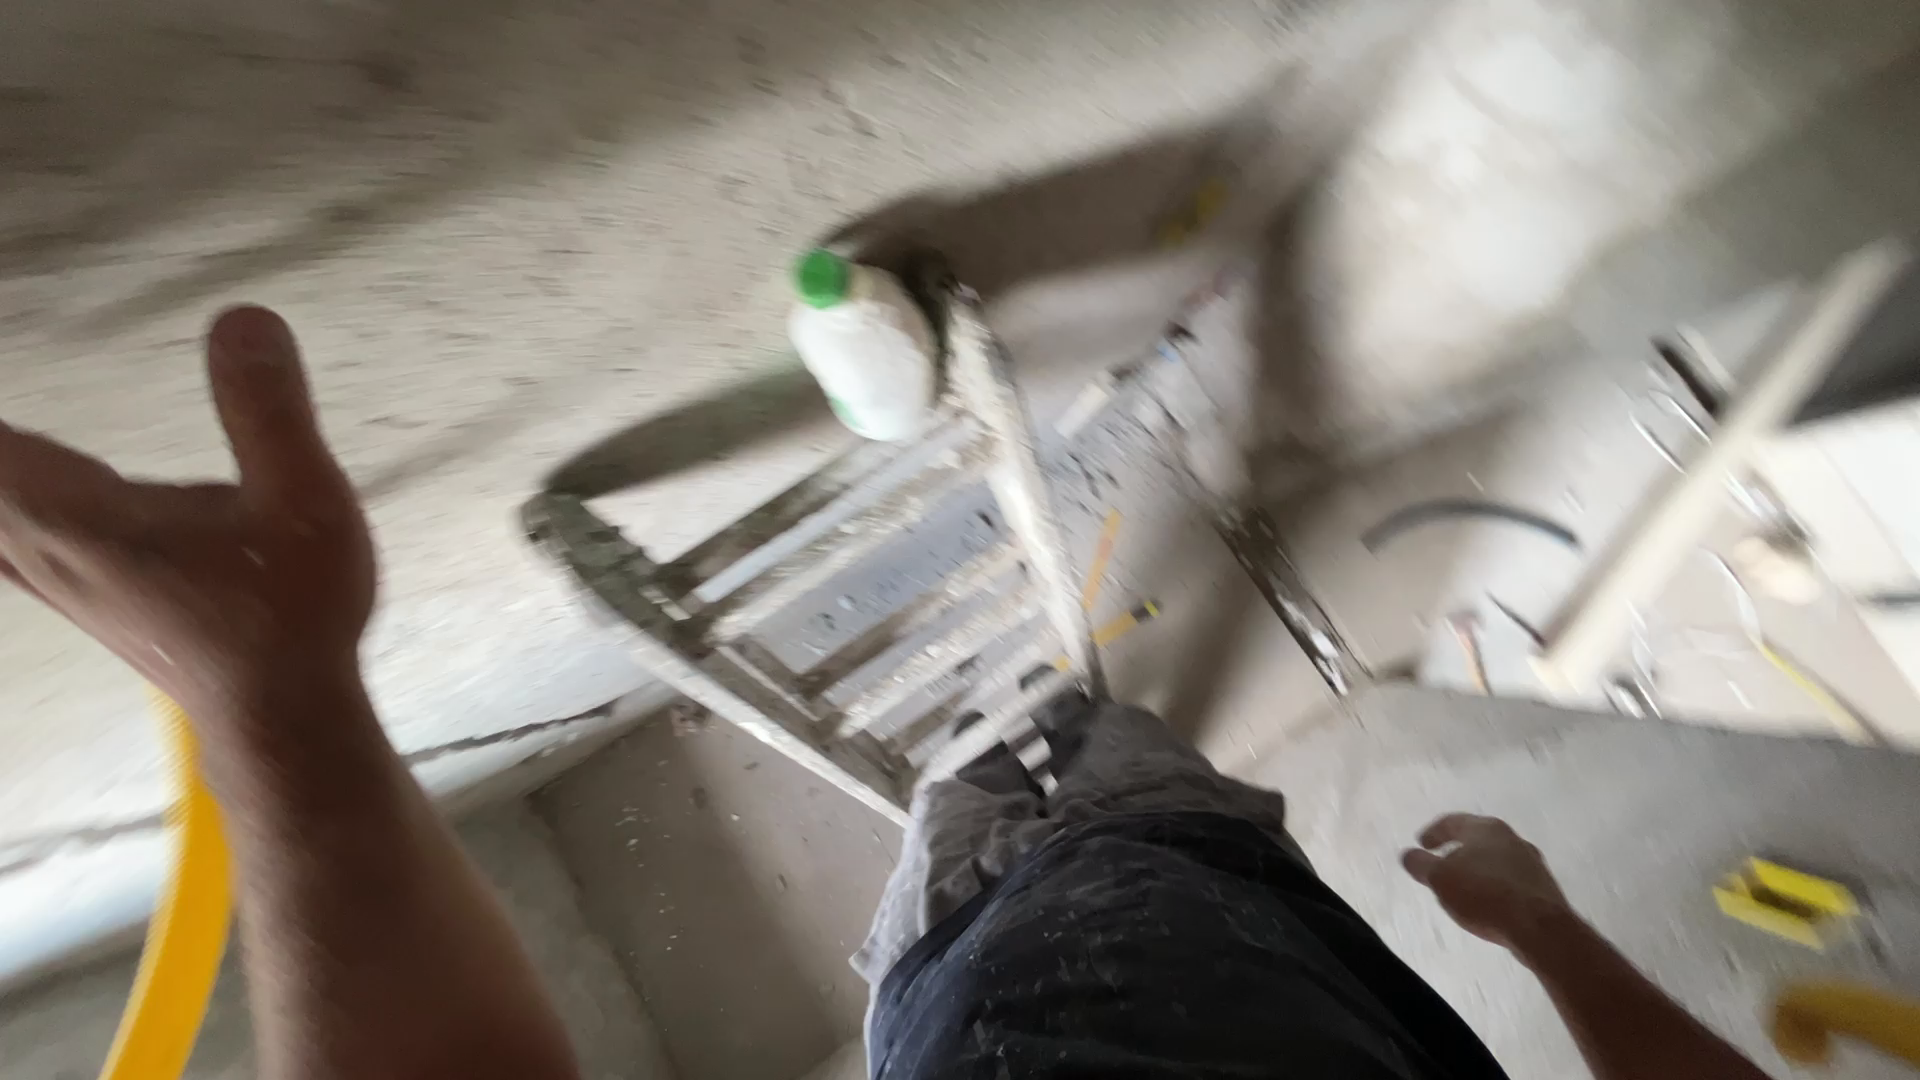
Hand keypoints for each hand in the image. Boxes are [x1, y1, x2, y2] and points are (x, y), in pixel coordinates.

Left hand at [0, 306, 372, 724]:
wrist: (283, 705)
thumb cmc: (294, 605)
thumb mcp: (304, 500)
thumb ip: (269, 412)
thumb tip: (246, 316)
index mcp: (71, 509)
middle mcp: (37, 544)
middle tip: (9, 437)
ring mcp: (57, 581)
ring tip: (14, 459)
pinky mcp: (90, 603)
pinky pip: (3, 549)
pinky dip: (5, 521)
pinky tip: (27, 526)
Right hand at [1403, 813, 1573, 952]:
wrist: (1542, 931)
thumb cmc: (1483, 894)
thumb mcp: (1438, 878)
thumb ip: (1419, 863)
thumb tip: (1409, 855)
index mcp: (1485, 828)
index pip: (1452, 822)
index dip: (1433, 833)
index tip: (1422, 845)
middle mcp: (1512, 839)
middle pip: (1478, 840)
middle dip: (1458, 851)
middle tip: (1443, 865)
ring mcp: (1534, 865)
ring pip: (1497, 861)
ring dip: (1479, 870)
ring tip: (1465, 888)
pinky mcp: (1547, 890)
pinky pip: (1512, 882)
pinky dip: (1497, 887)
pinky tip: (1489, 904)